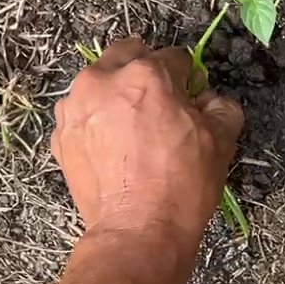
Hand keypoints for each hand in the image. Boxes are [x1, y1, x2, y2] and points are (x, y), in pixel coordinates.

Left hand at [50, 37, 243, 251]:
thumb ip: (222, 107)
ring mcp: (75, 107)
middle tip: (164, 105)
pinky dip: (101, 122)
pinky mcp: (61, 135)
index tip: (194, 100)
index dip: (190, 78)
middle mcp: (103, 81)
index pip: (175, 57)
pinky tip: (119, 150)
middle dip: (148, 72)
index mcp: (147, 75)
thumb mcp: (223, 141)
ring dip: (120, 95)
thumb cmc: (183, 184)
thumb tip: (210, 101)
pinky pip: (85, 114)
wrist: (139, 229)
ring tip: (138, 131)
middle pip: (129, 54)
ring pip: (101, 83)